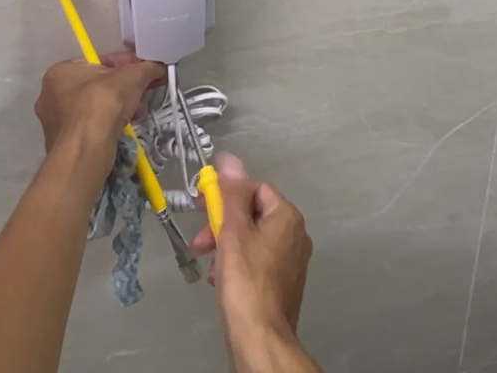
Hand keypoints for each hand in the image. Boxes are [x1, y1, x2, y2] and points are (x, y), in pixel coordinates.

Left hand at [33, 52, 163, 150]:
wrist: (87, 148)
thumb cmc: (103, 102)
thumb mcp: (133, 76)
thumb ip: (147, 67)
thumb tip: (159, 66)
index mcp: (61, 71)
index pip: (99, 62)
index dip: (126, 64)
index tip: (144, 70)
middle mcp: (50, 94)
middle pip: (96, 85)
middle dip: (123, 88)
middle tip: (143, 90)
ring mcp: (54, 121)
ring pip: (93, 107)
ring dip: (117, 106)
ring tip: (138, 110)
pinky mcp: (61, 142)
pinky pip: (89, 125)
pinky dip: (107, 123)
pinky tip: (125, 125)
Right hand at [191, 155, 312, 342]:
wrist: (261, 337)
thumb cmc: (246, 280)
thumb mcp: (234, 231)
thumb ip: (232, 194)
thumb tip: (230, 159)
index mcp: (288, 216)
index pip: (256, 189)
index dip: (228, 195)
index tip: (203, 208)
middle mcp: (296, 233)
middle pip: (254, 214)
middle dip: (223, 224)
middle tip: (200, 241)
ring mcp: (292, 259)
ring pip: (253, 238)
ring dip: (227, 245)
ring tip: (209, 264)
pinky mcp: (284, 281)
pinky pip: (257, 260)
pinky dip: (238, 263)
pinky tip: (220, 279)